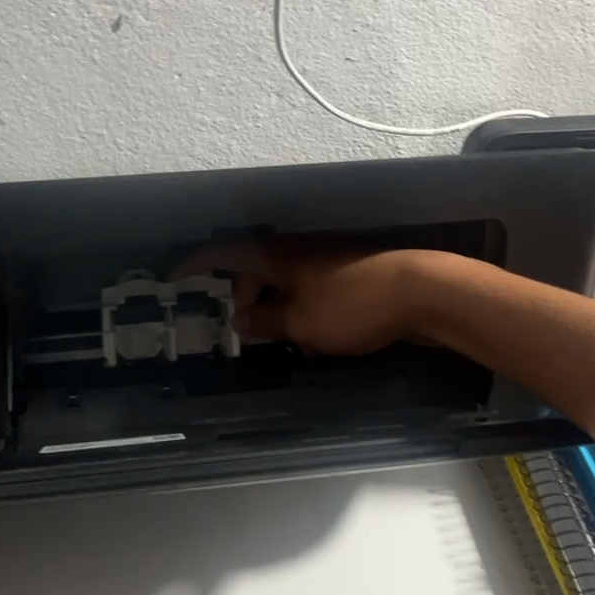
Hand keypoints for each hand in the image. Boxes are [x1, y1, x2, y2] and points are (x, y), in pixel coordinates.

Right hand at [173, 242, 442, 355]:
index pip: (224, 253)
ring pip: (286, 284)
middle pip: (255, 270)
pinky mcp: (349, 275)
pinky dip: (306, 313)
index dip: (195, 263)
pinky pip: (313, 293)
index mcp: (275, 256)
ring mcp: (324, 261)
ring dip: (279, 311)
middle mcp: (296, 252)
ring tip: (290, 343)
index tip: (174, 277)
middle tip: (244, 329)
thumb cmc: (352, 304)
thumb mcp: (300, 323)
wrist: (421, 291)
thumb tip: (241, 320)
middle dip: (245, 298)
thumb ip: (266, 322)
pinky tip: (322, 340)